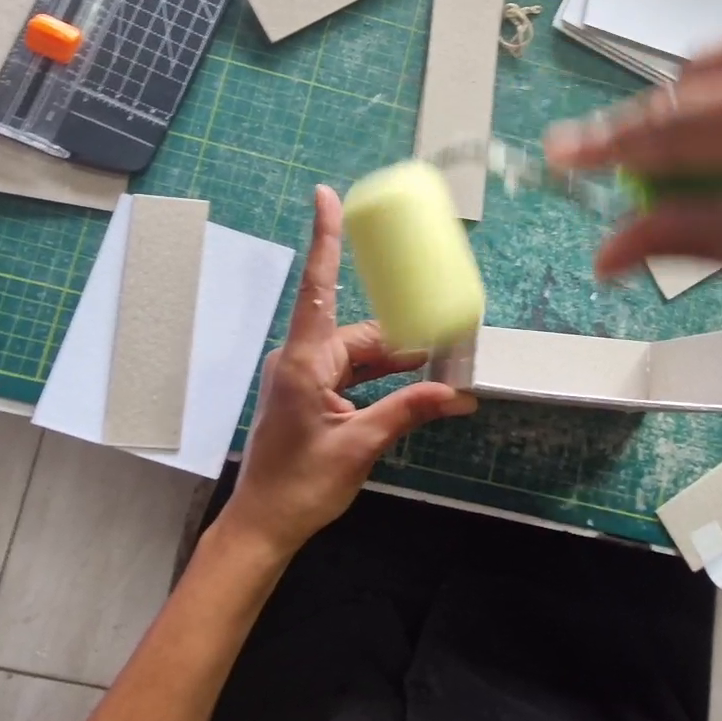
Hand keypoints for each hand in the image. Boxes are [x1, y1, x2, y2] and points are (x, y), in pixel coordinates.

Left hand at [218, 185, 478, 557]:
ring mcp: (301, 377)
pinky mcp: (306, 393)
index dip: (324, 239)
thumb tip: (458, 394)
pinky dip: (377, 378)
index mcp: (303, 363)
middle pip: (356, 332)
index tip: (325, 196)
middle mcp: (299, 360)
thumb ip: (408, 411)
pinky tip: (409, 385)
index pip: (318, 288)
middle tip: (446, 345)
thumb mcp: (361, 446)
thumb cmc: (302, 486)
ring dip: (392, 362)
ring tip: (436, 367)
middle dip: (399, 339)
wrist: (264, 523)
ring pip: (355, 354)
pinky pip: (347, 372)